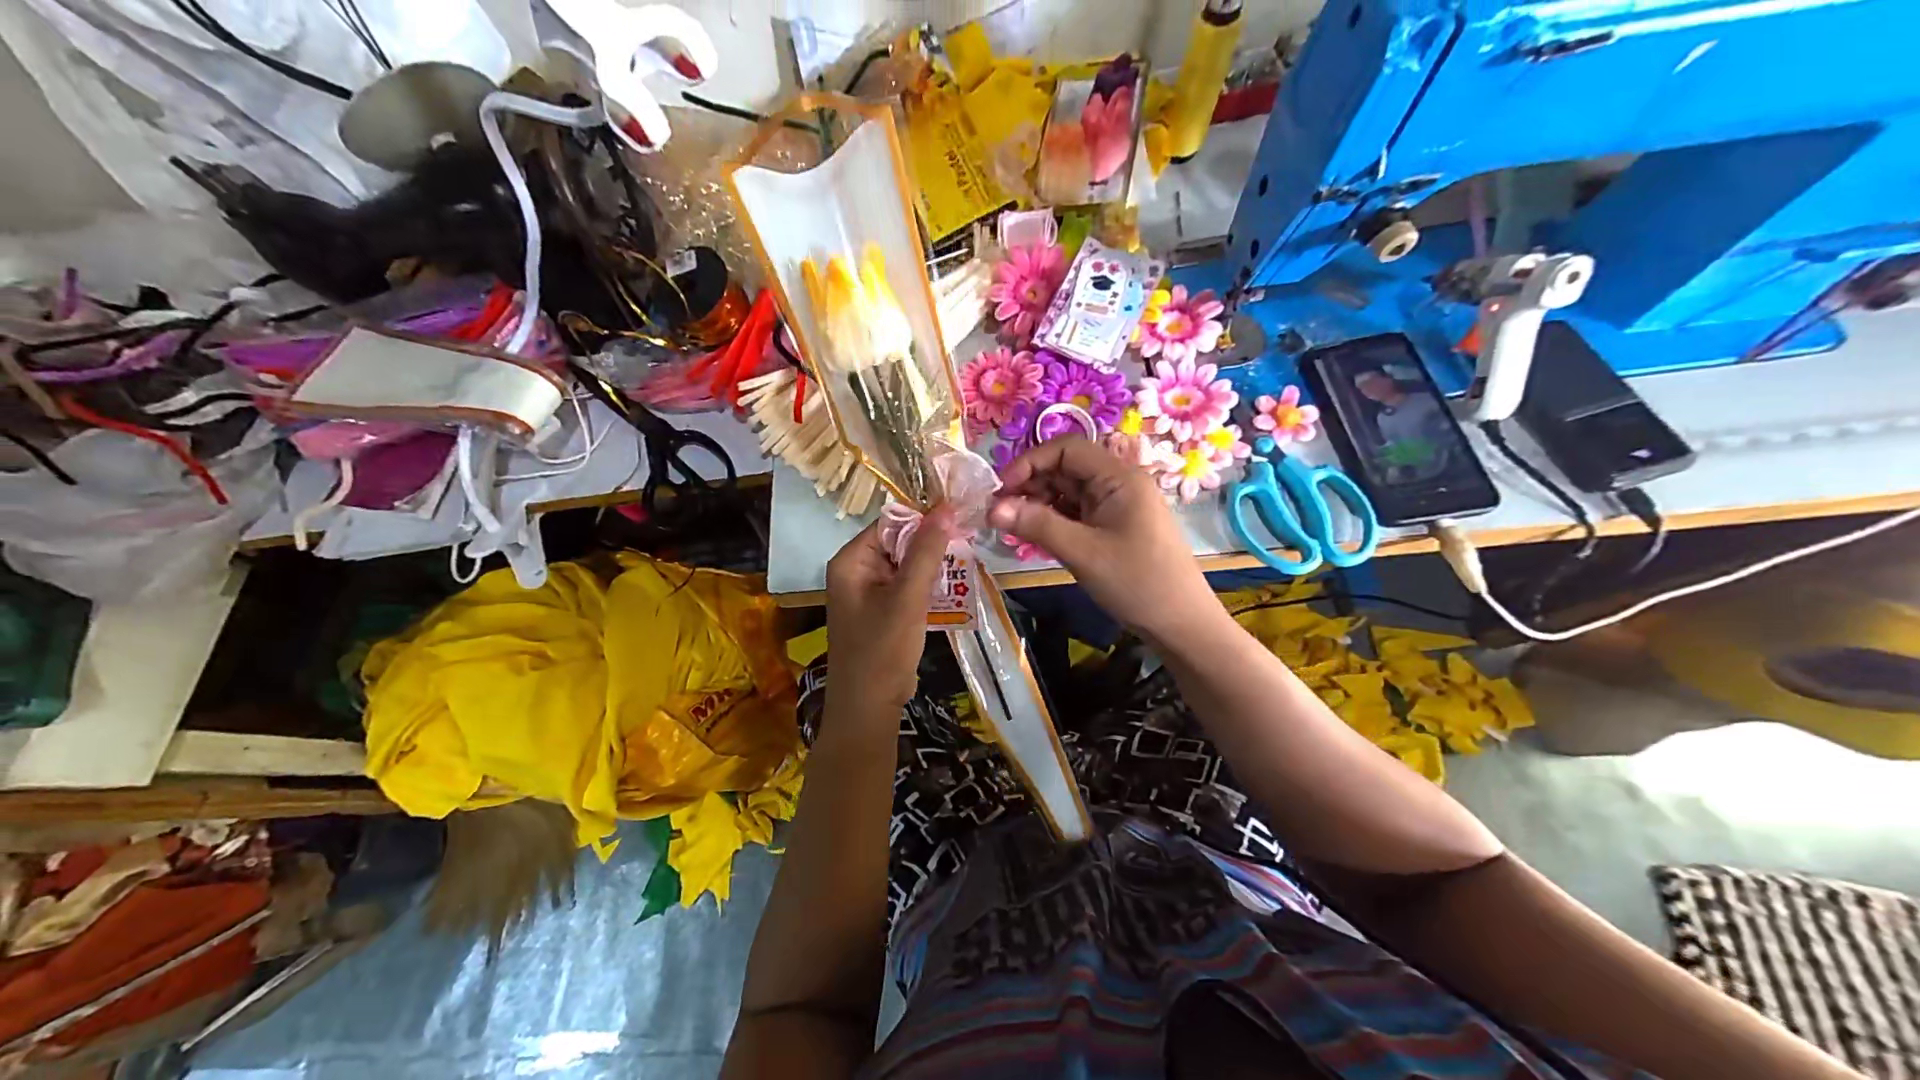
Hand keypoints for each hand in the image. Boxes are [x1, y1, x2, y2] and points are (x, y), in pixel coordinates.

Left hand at [824, 502, 956, 711]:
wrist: (869, 707)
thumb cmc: (883, 649)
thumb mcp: (908, 598)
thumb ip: (926, 552)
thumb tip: (945, 508)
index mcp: (851, 561)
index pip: (889, 523)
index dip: (923, 519)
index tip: (958, 519)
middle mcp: (855, 571)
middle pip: (898, 542)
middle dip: (930, 544)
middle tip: (967, 541)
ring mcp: (867, 593)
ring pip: (905, 565)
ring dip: (932, 566)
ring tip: (965, 562)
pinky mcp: (881, 612)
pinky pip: (906, 587)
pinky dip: (927, 586)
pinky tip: (953, 588)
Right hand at [988, 437, 1221, 643]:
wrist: (1181, 624)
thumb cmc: (1136, 582)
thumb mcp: (1082, 552)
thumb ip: (1036, 525)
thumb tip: (991, 508)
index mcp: (1119, 477)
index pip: (1066, 448)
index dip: (1030, 462)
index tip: (1001, 490)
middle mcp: (1118, 483)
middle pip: (1065, 468)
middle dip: (1030, 485)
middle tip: (999, 513)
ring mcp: (1116, 506)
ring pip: (1067, 492)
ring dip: (1038, 504)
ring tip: (1012, 528)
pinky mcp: (1113, 528)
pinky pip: (1076, 513)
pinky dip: (1052, 521)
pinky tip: (1033, 537)